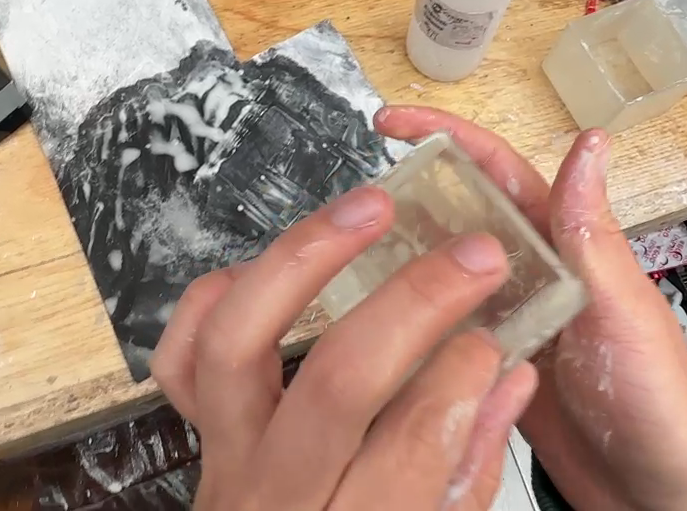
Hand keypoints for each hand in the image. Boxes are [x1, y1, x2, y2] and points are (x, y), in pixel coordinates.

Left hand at [152, 184, 540, 508]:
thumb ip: (466, 474)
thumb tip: (507, 372)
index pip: (410, 446)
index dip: (459, 376)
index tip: (492, 325)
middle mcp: (271, 495)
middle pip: (334, 381)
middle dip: (412, 302)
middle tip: (472, 252)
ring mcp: (220, 455)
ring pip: (236, 340)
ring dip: (307, 255)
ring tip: (369, 206)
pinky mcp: (192, 430)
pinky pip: (179, 354)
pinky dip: (216, 295)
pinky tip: (265, 265)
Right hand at [375, 106, 686, 510]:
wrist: (651, 495)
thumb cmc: (653, 399)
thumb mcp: (623, 311)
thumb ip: (593, 234)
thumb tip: (590, 141)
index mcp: (557, 236)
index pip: (493, 166)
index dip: (443, 134)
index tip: (392, 121)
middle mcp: (523, 263)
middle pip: (454, 207)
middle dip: (406, 188)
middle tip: (355, 199)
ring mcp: (499, 309)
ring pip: (437, 261)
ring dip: (398, 247)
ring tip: (349, 250)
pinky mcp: (481, 353)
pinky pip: (435, 318)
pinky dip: (405, 308)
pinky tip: (370, 313)